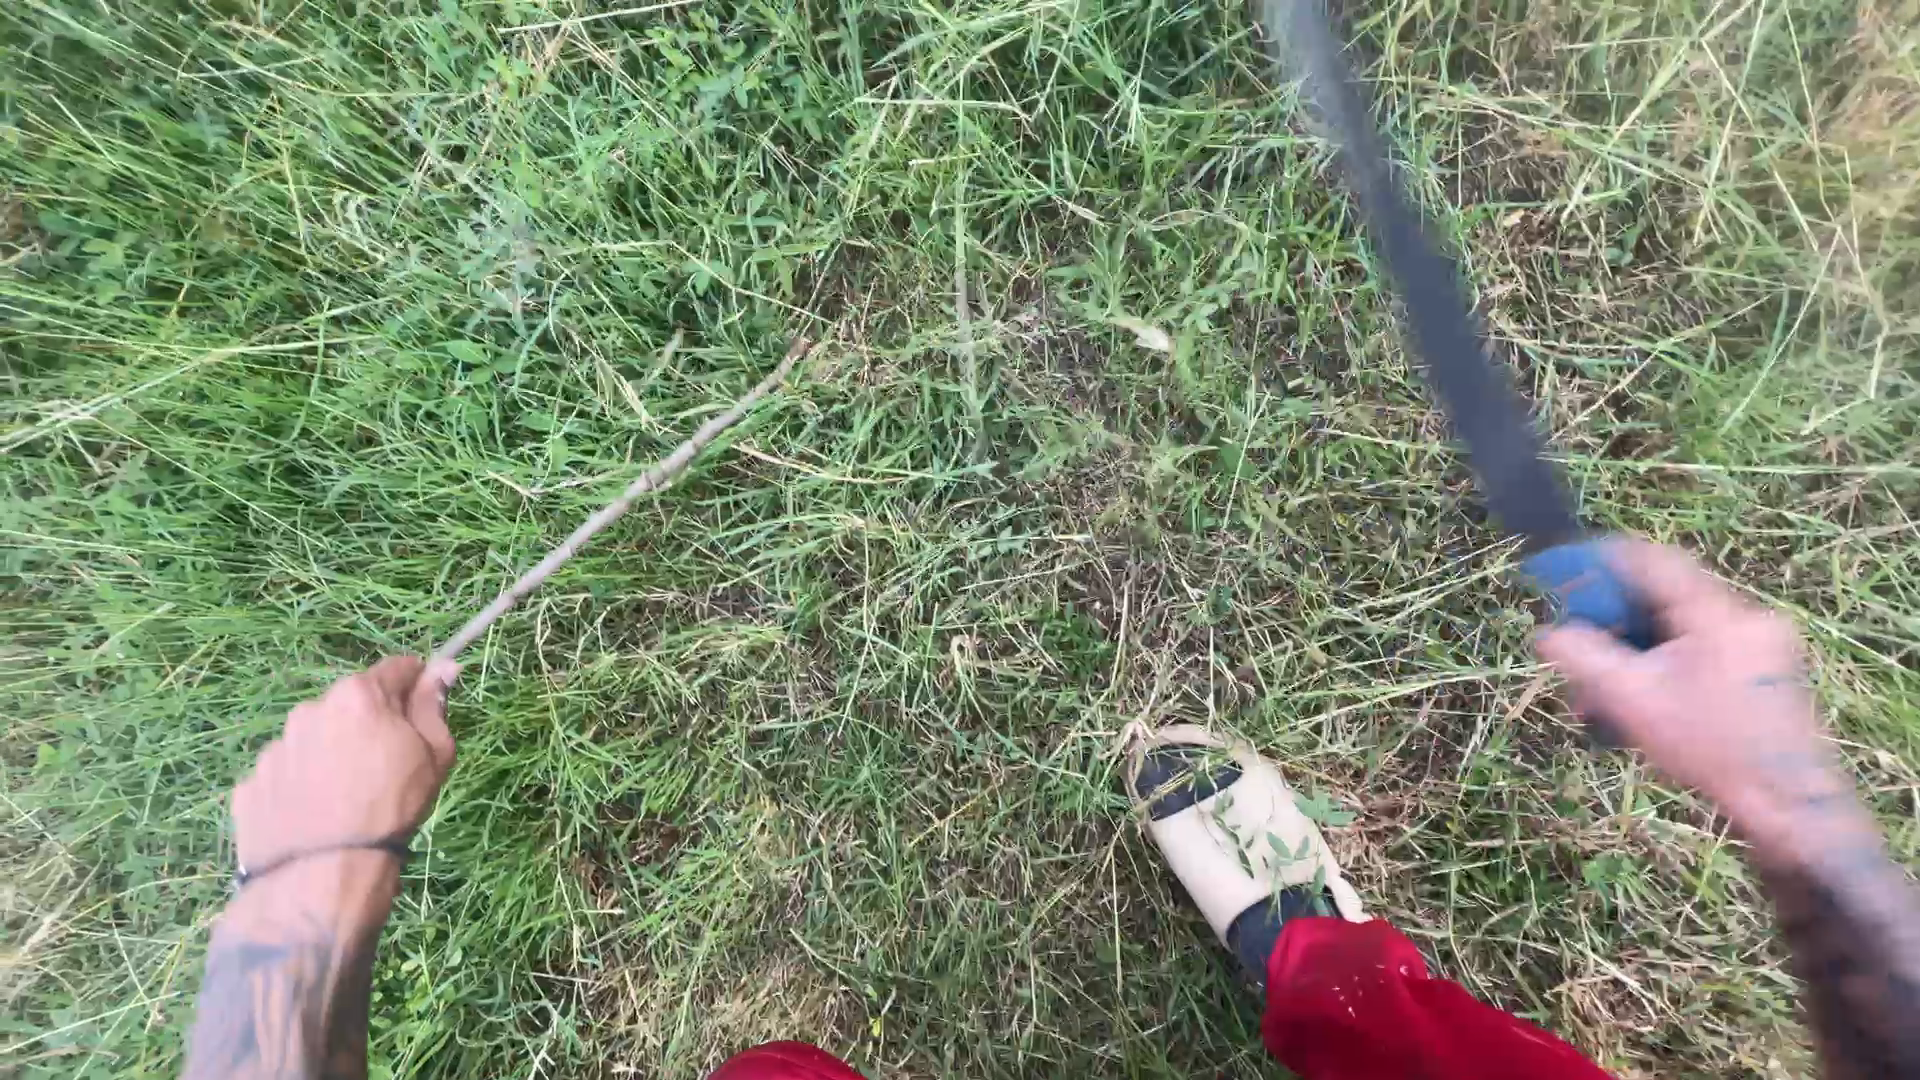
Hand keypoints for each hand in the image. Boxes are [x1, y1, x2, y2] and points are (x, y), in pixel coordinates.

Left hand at [234, 656, 459, 872]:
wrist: (323, 871)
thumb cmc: (394, 803)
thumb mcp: (436, 751)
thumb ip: (434, 703)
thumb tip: (443, 668)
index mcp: (358, 696)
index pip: (397, 668)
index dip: (418, 683)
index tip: (427, 706)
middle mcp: (310, 710)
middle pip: (353, 701)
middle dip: (374, 717)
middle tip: (391, 755)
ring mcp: (275, 748)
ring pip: (318, 734)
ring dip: (337, 747)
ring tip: (351, 788)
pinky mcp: (250, 782)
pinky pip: (290, 768)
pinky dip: (307, 778)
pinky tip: (321, 807)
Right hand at [1535, 540, 1866, 866]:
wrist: (1785, 804)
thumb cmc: (1706, 746)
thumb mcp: (1626, 696)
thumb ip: (1577, 653)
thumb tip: (1546, 633)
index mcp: (1719, 618)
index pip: (1652, 562)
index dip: (1599, 559)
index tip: (1558, 568)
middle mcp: (1745, 620)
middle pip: (1656, 597)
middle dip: (1605, 619)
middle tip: (1569, 640)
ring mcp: (1756, 644)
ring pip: (1669, 627)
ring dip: (1623, 648)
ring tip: (1594, 686)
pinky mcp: (1757, 667)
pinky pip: (1688, 647)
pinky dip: (1651, 661)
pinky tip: (1627, 694)